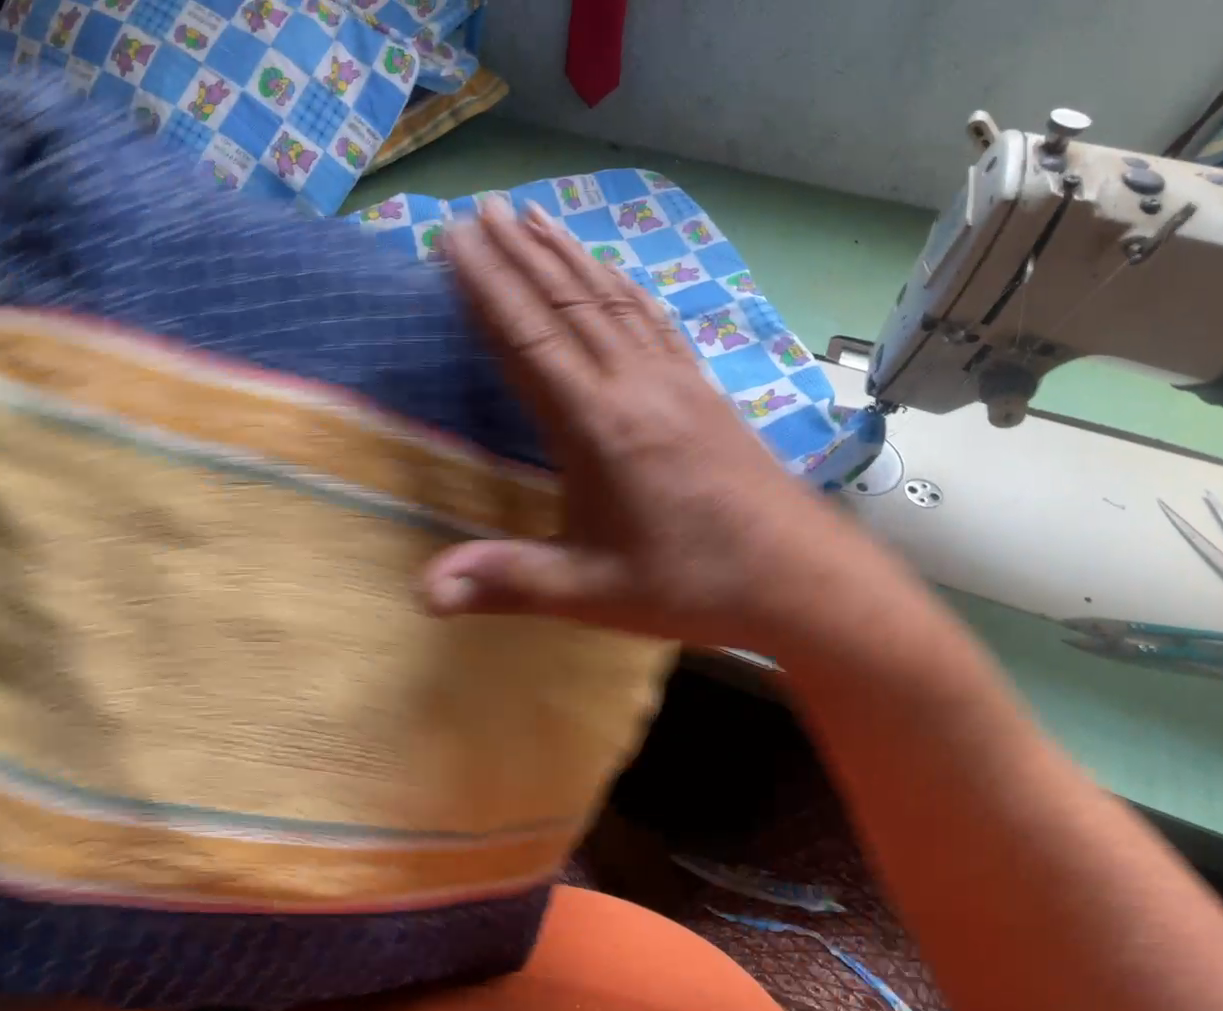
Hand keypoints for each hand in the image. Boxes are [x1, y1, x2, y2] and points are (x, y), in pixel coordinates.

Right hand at [423, 201, 851, 648]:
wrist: (798, 578)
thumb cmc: (690, 585)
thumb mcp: (589, 592)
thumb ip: (506, 581)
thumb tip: (424, 593)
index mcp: (597, 425)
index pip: (527, 338)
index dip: (487, 286)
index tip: (454, 239)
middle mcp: (634, 385)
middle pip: (566, 303)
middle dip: (518, 252)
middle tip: (482, 207)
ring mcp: (674, 381)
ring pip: (611, 300)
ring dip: (567, 255)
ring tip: (534, 216)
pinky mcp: (701, 389)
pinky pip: (653, 319)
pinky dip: (621, 285)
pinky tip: (612, 270)